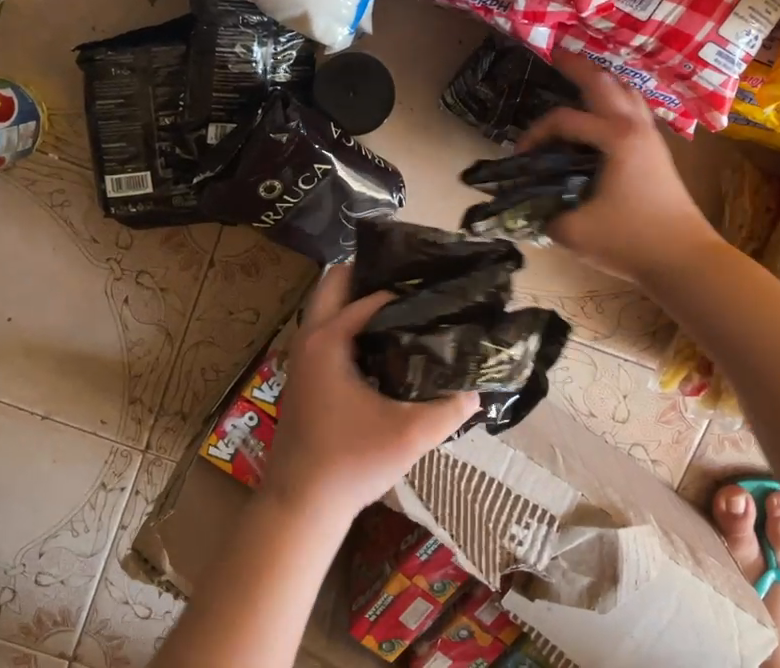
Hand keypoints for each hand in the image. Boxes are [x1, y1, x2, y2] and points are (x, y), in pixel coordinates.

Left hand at [264, 266, 478, 517]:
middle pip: (334, 284)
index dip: (405, 291)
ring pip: (327, 307)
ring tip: (403, 308)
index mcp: (328, 340)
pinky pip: (326, 330)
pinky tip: (383, 345)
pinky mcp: (304, 376)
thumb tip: (478, 389)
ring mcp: (302, 357)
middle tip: (411, 285)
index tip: (437, 291)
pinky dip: (349, 323)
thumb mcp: (410, 436)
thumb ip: (449, 410)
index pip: (371, 296)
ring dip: (357, 299)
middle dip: (369, 275)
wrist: (301, 505)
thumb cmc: (350, 463)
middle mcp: (309, 339)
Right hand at [518, 52, 722, 283]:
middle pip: (603, 83)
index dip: (535, 134)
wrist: (685, 260)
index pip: (564, 120)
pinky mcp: (657, 152)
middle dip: (577, 66)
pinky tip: (606, 111)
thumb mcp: (574, 231)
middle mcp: (634, 128)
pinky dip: (617, 99)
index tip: (519, 156)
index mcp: (614, 138)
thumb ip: (544, 213)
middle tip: (555, 52)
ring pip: (626, 92)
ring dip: (602, 80)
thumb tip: (529, 205)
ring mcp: (651, 137)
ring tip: (581, 76)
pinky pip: (635, 109)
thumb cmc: (630, 242)